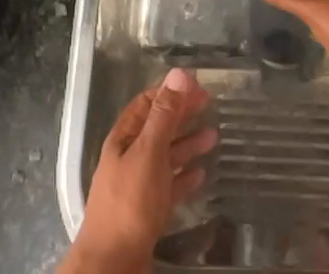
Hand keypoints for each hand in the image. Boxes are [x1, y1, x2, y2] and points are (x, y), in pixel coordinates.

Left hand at [63, 69, 217, 273]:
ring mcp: (138, 183)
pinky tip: (201, 174)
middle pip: (158, 127)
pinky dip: (185, 176)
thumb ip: (164, 115)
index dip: (170, 91)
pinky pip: (169, 185)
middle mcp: (129, 156)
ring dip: (188, 144)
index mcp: (124, 138)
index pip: (146, 103)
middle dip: (182, 113)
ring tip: (214, 136)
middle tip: (210, 103)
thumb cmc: (130, 201)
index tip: (196, 84)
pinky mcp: (148, 208)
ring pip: (166, 156)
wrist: (113, 260)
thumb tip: (179, 74)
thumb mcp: (149, 151)